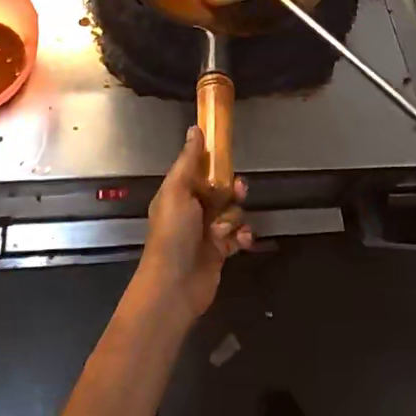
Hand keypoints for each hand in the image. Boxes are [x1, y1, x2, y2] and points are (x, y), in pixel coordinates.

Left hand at [135, 127, 253, 323]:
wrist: (174, 286)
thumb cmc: (172, 234)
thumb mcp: (176, 191)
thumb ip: (188, 160)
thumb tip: (194, 129)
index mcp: (178, 192)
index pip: (200, 169)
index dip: (215, 163)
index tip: (228, 157)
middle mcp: (192, 209)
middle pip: (222, 189)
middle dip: (233, 190)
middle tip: (238, 192)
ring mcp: (207, 230)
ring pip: (233, 212)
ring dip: (234, 218)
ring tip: (226, 230)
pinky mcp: (221, 250)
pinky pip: (239, 235)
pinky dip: (242, 236)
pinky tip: (240, 241)